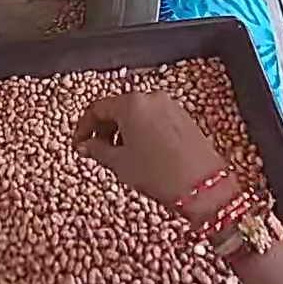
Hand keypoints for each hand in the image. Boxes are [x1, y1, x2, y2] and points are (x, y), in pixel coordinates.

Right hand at [73, 91, 226, 214]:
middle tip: (95, 151)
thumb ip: (97, 150)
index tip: (78, 144)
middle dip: (103, 129)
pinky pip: (154, 118)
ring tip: (119, 156)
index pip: (97, 108)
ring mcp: (170, 106)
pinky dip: (142, 131)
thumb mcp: (120, 163)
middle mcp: (151, 97)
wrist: (204, 186)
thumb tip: (85, 146)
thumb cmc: (158, 173)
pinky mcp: (183, 117)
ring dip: (123, 131)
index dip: (83, 127)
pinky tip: (141, 153)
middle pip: (118, 107)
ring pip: (137, 113)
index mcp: (131, 103)